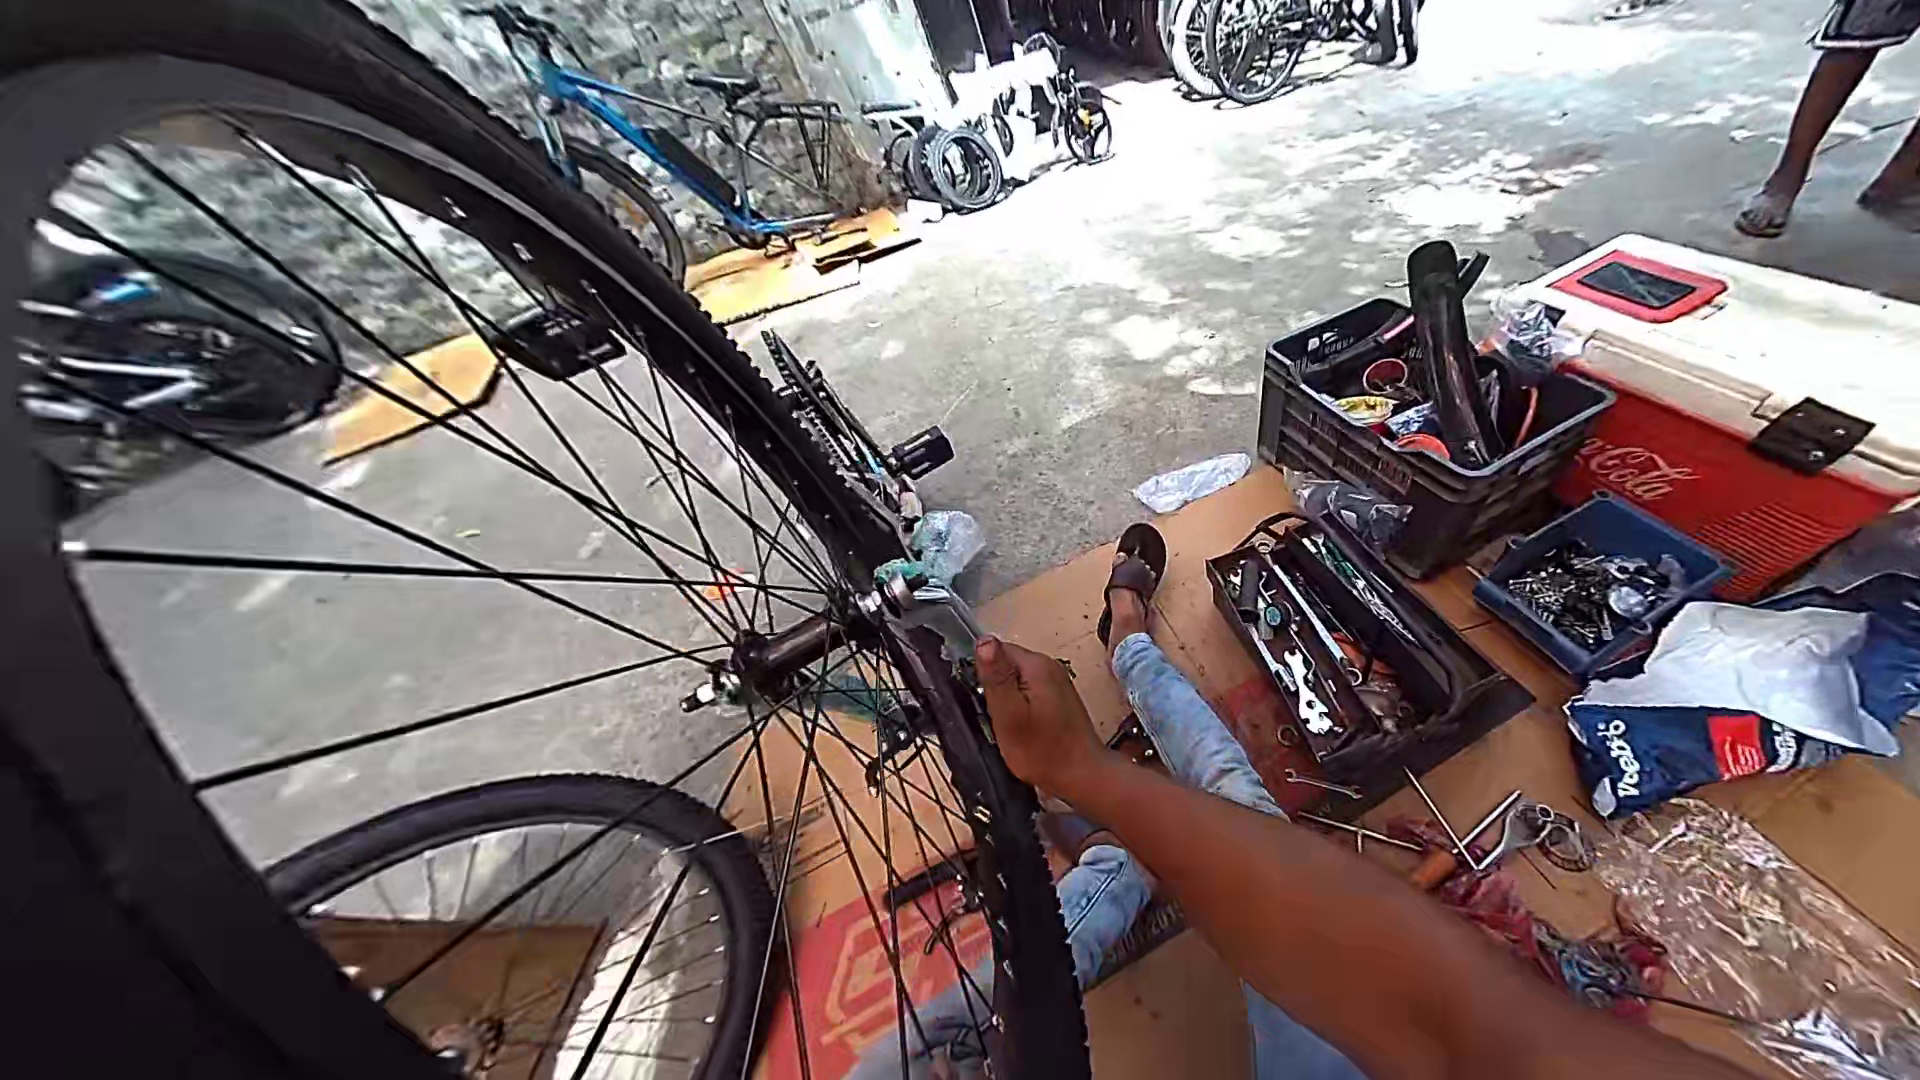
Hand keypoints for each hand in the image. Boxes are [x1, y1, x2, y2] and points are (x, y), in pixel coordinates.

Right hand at [974, 635, 1111, 797]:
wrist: (1082, 776)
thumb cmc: (1042, 750)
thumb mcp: (1009, 714)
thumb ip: (996, 677)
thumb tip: (984, 640)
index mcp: (1036, 664)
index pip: (997, 650)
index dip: (985, 673)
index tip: (984, 699)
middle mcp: (1049, 665)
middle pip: (1008, 663)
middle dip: (996, 686)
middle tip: (997, 715)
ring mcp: (1057, 680)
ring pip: (1017, 678)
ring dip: (1008, 697)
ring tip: (1010, 723)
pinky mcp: (1059, 696)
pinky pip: (1030, 690)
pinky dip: (1021, 705)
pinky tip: (1023, 725)